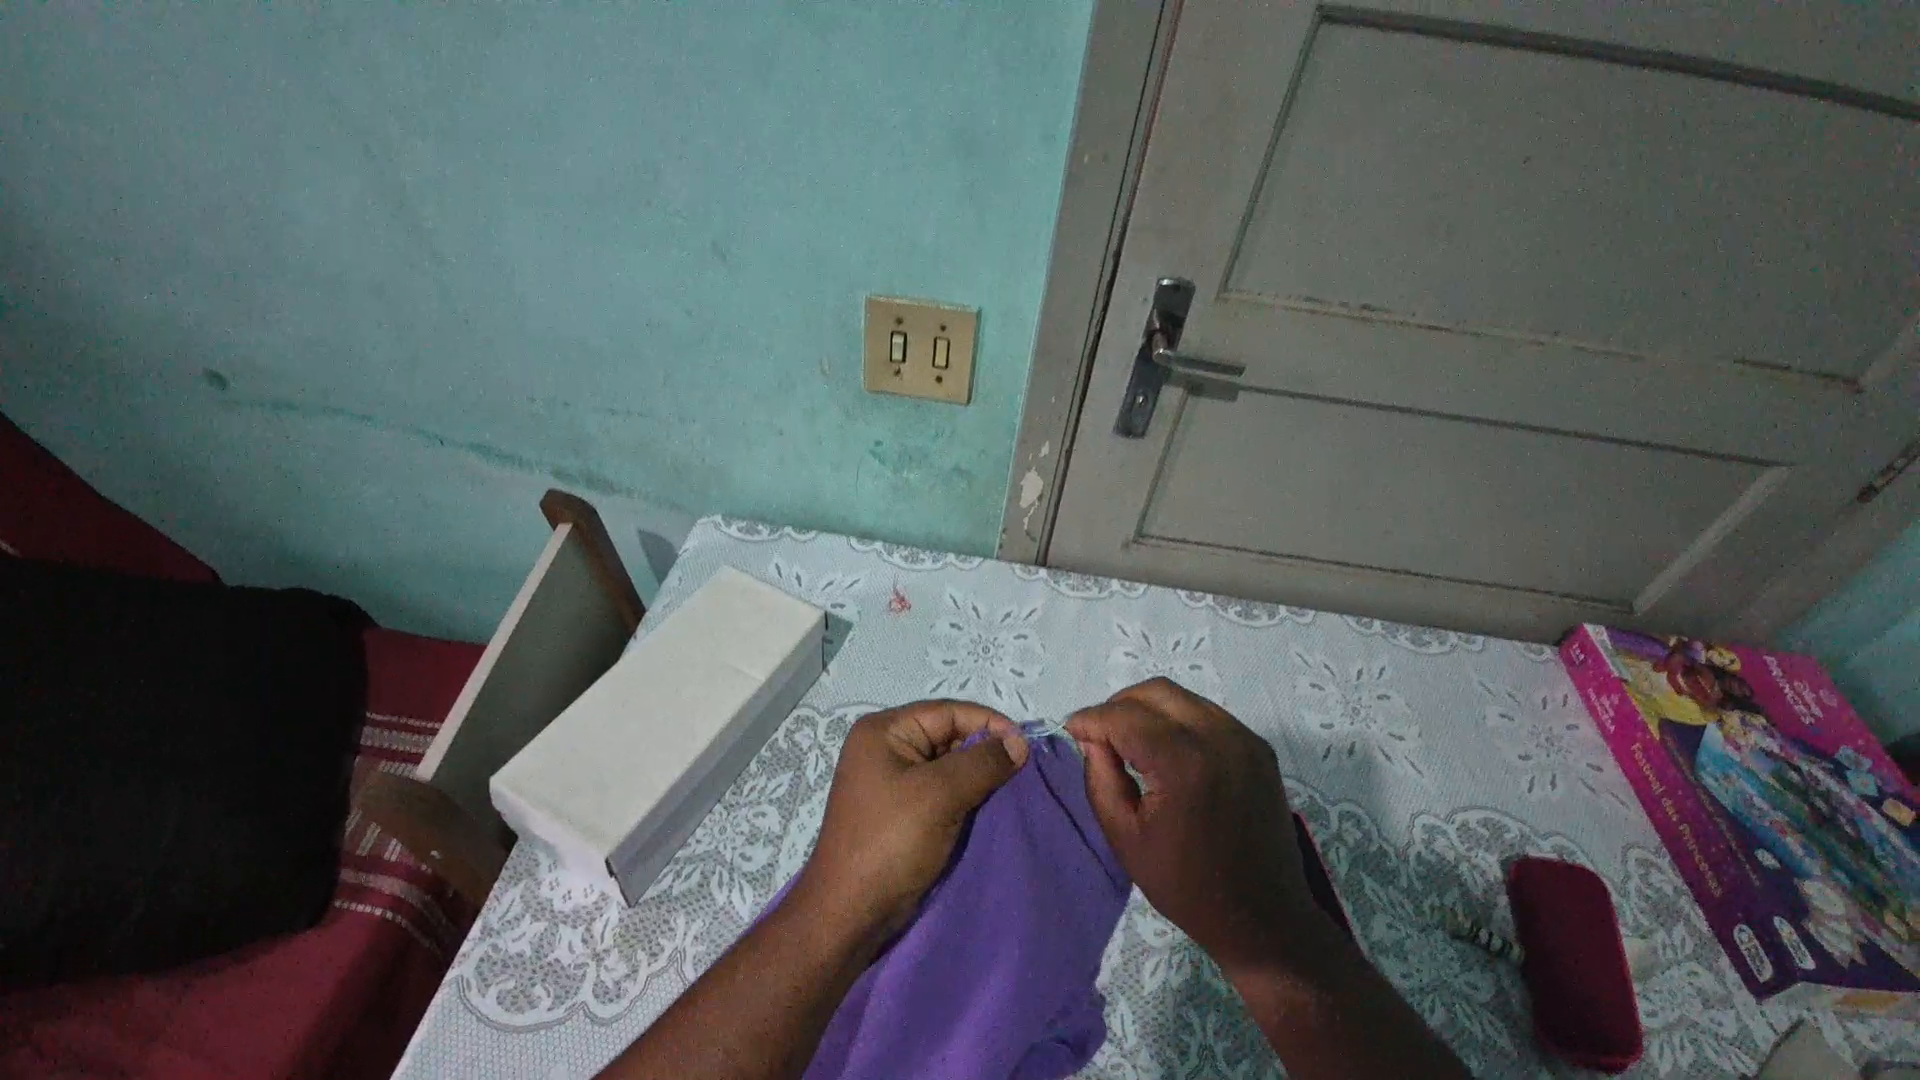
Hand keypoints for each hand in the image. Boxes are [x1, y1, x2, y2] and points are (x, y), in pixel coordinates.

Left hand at [793, 700, 1028, 939]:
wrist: (849, 914)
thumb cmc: (890, 843)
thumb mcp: (940, 795)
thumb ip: (982, 762)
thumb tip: (1020, 741)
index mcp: (884, 731)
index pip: (948, 712)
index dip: (989, 724)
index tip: (1027, 746)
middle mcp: (885, 748)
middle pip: (948, 736)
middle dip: (986, 751)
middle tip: (1024, 771)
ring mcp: (891, 782)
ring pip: (948, 766)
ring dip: (979, 777)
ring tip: (1013, 791)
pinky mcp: (901, 812)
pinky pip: (941, 792)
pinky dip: (967, 797)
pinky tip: (992, 809)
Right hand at [1068, 678, 1318, 974]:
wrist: (1264, 918)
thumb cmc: (1187, 886)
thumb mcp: (1125, 838)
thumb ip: (1100, 778)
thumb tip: (1091, 739)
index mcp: (1184, 764)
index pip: (1124, 717)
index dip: (1090, 719)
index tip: (1071, 731)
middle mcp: (1219, 738)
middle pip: (1155, 692)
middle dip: (1118, 706)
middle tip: (1098, 735)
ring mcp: (1244, 739)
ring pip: (1183, 698)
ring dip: (1148, 710)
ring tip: (1128, 742)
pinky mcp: (1259, 748)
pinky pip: (1207, 714)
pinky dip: (1177, 720)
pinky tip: (1165, 751)